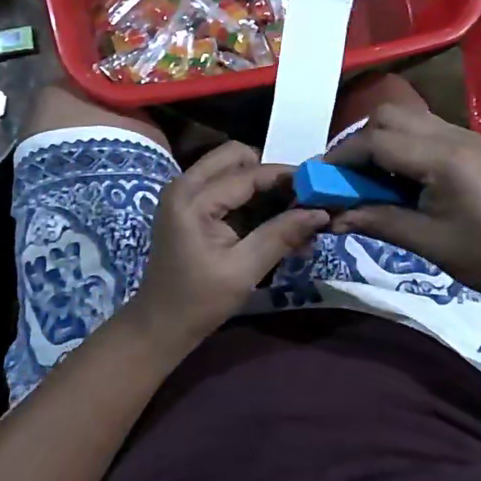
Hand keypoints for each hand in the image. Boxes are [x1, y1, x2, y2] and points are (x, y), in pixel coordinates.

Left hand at [129, 142, 329, 341]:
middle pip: (235, 156)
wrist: (160, 324)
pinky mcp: (187, 206)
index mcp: (193, 199)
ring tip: (291, 211)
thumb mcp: (245, 269)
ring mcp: (183, 193)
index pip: (249, 174)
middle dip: (269, 173)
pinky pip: (222, 186)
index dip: (286, 177)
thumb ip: (281, 235)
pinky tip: (273, 222)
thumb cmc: (200, 300)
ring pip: (230, 168)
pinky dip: (248, 197)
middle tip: (298, 197)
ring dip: (260, 184)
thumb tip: (320, 213)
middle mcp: (184, 185)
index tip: (319, 185)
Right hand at [323, 105, 480, 316]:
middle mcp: (453, 136)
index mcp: (442, 157)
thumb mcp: (429, 243)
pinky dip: (402, 149)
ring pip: (407, 121)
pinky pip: (426, 133)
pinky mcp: (474, 149)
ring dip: (380, 143)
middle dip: (358, 143)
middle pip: (389, 117)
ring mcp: (467, 139)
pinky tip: (401, 183)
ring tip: (369, 182)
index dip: (340, 157)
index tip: (319, 181)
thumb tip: (331, 218)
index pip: (375, 140)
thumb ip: (377, 221)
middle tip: (344, 180)